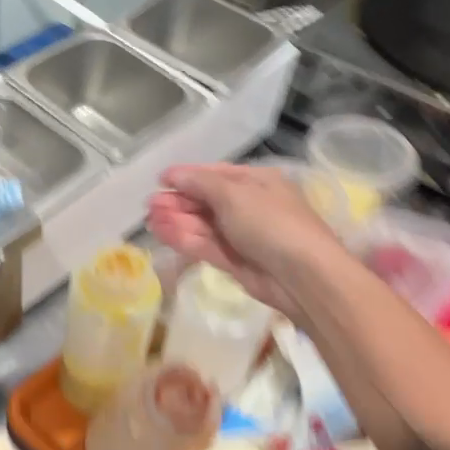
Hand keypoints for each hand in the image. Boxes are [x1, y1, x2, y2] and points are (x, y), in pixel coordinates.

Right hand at [146, 164, 343, 314]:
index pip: (216, 175)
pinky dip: (184, 239)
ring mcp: (242, 235)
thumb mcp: (235, 194)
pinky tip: (163, 234)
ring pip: (203, 225)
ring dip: (176, 221)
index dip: (188, 177)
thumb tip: (173, 175)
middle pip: (207, 201)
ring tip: (149, 220)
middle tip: (149, 205)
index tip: (161, 181)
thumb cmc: (271, 222)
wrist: (301, 274)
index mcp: (257, 182)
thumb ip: (200, 184)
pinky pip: (205, 245)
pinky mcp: (235, 261)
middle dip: (178, 202)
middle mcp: (249, 206)